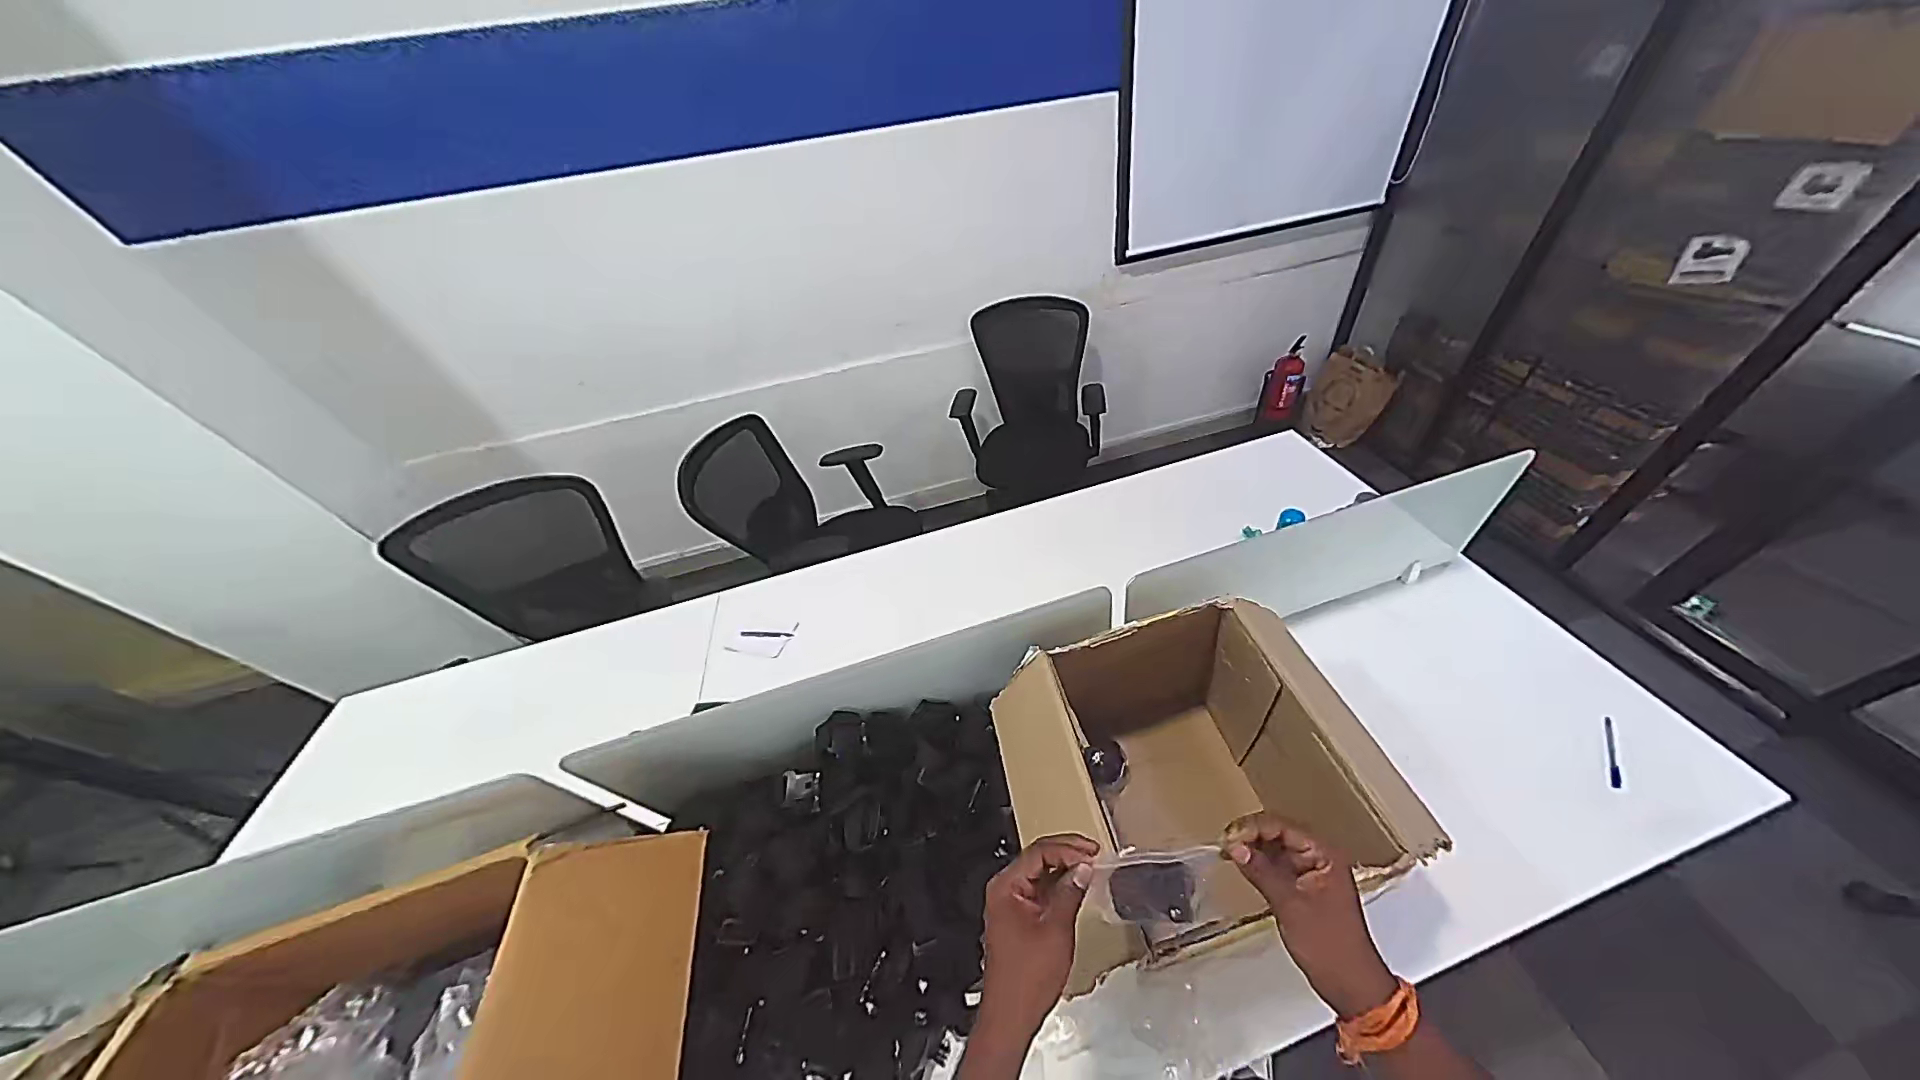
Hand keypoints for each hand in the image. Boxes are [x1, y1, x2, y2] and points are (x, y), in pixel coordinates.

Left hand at [976, 834, 1098, 1039]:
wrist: (1012, 1014)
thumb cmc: (1026, 979)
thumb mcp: (1056, 929)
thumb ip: (1070, 893)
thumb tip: (1082, 869)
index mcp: (1006, 886)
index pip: (1038, 852)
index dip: (1067, 848)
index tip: (1090, 852)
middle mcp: (1004, 890)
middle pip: (1036, 858)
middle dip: (1066, 853)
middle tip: (1092, 852)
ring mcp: (1009, 903)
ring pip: (1039, 873)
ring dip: (1064, 868)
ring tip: (1089, 866)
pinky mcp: (1017, 916)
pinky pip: (1039, 890)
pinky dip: (1058, 885)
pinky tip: (1076, 887)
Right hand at [1224, 813, 1395, 1017]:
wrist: (1352, 986)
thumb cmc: (1331, 947)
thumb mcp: (1290, 905)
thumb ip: (1260, 871)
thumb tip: (1234, 846)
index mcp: (1324, 854)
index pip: (1282, 826)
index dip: (1252, 828)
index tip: (1229, 838)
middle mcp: (1319, 857)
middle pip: (1278, 832)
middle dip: (1250, 834)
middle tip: (1225, 843)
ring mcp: (1311, 872)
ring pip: (1275, 847)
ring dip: (1252, 847)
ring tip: (1228, 851)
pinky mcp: (1302, 886)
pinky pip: (1276, 864)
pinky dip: (1258, 863)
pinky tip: (1242, 864)